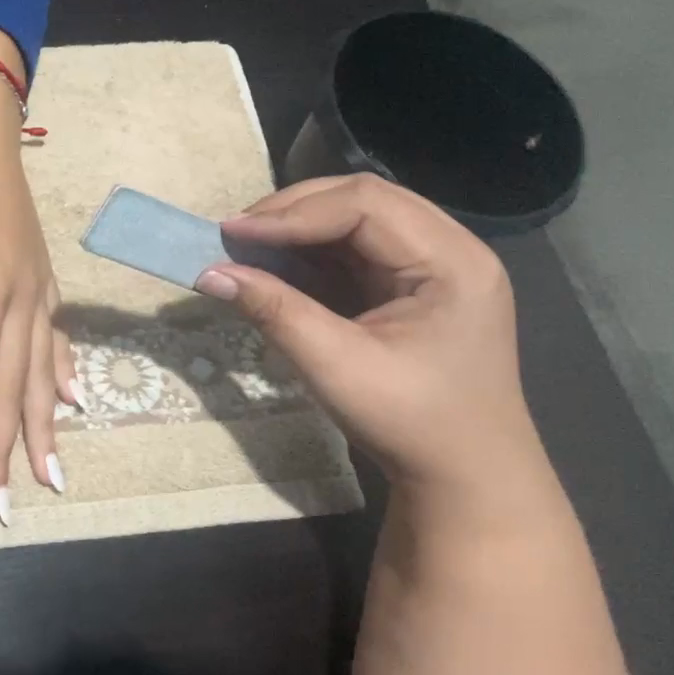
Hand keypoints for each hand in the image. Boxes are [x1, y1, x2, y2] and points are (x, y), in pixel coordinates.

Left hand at [0, 62, 75, 525]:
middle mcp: (21, 298)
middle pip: (16, 385)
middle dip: (12, 446)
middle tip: (10, 501)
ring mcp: (38, 289)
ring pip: (43, 369)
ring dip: (46, 424)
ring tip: (53, 472)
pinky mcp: (42, 279)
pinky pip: (56, 338)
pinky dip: (63, 374)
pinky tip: (74, 400)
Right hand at [196, 174, 533, 487]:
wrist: (463, 474)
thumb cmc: (411, 421)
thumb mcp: (336, 366)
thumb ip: (275, 312)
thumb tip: (210, 273)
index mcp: (451, 261)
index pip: (365, 205)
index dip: (293, 214)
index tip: (232, 233)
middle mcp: (448, 250)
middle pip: (363, 200)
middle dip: (293, 212)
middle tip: (234, 234)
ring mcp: (431, 267)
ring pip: (356, 220)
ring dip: (297, 228)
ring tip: (246, 246)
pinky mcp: (409, 287)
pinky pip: (354, 250)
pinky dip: (308, 253)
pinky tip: (273, 264)